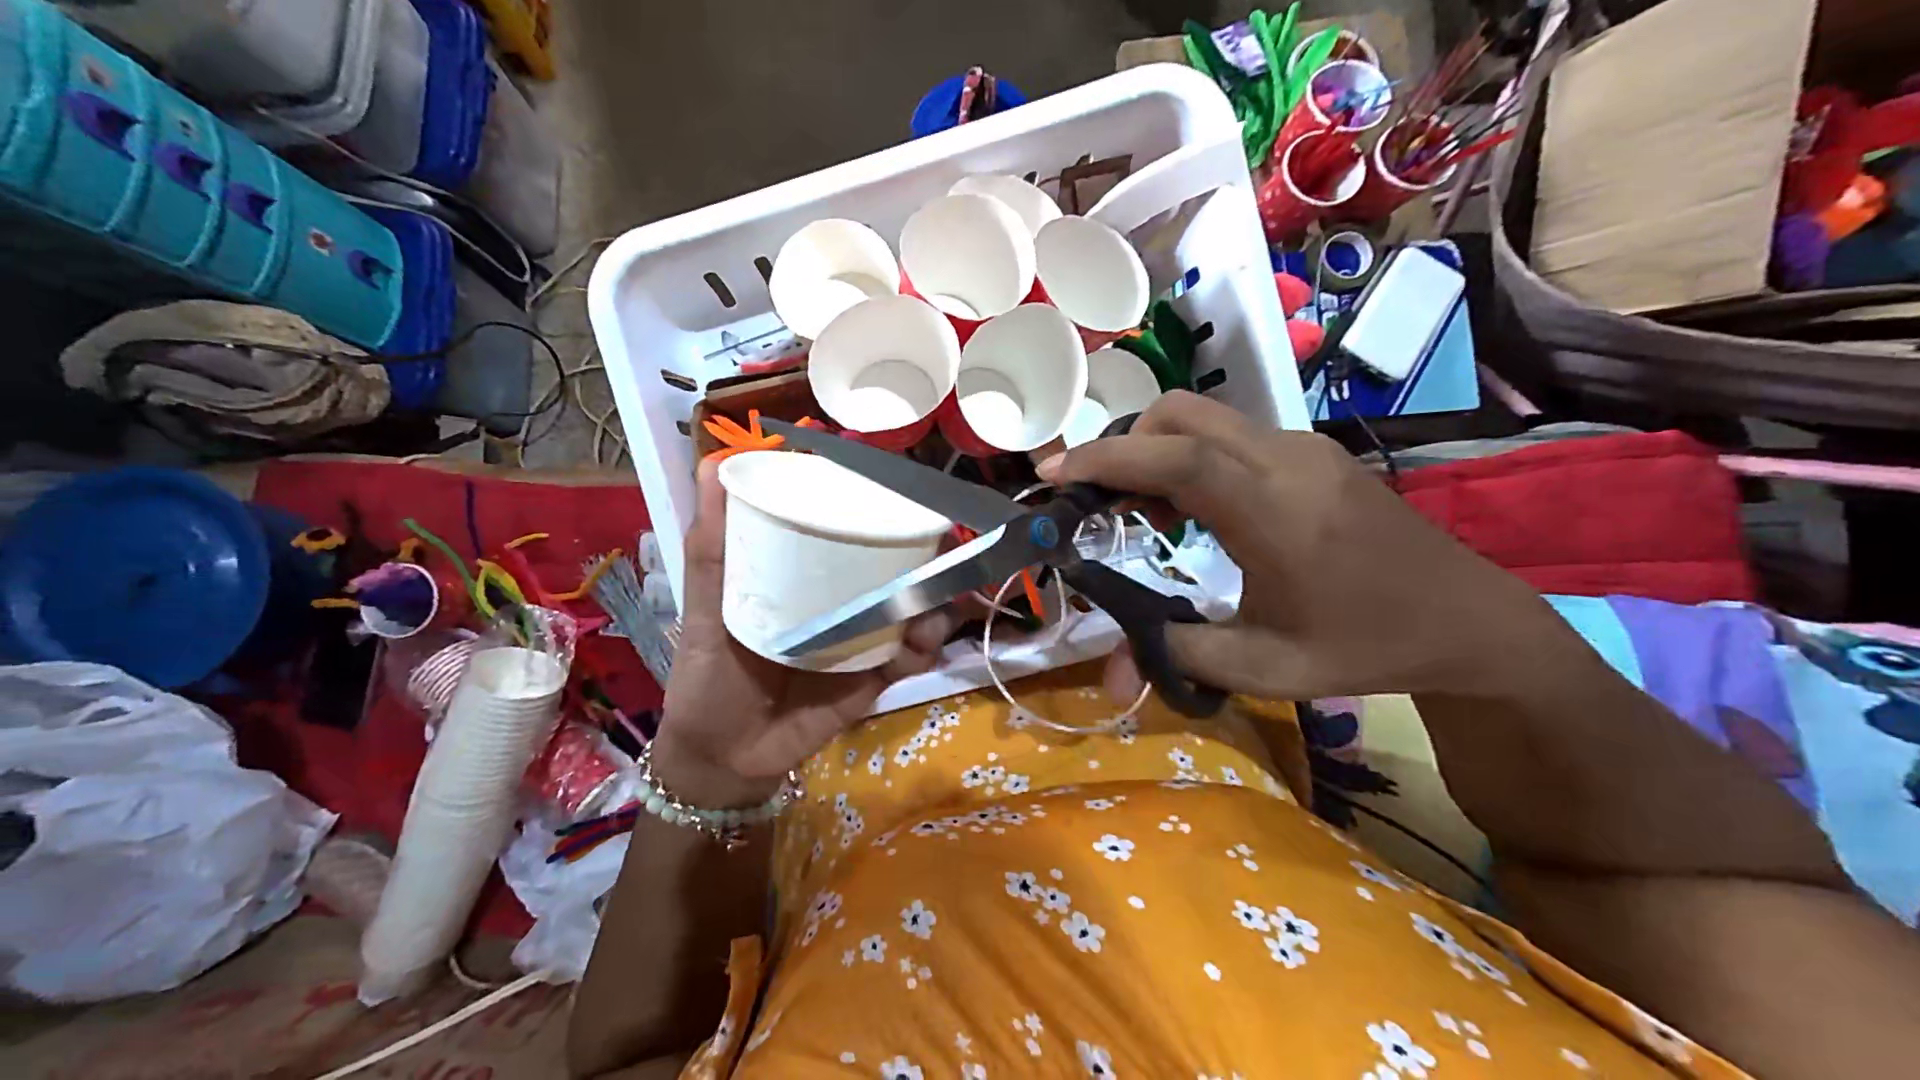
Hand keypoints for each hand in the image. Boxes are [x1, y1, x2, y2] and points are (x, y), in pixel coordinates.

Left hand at [651, 459, 952, 807]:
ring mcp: (864, 635)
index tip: (909, 492)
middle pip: (901, 565)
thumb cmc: (710, 669)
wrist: (724, 751)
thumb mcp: (708, 599)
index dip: (889, 509)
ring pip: (918, 608)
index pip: (856, 529)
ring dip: (938, 601)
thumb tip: (713, 458)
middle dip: (933, 552)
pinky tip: (918, 642)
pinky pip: (912, 654)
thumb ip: (713, 539)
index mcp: (809, 571)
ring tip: (935, 604)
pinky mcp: (877, 675)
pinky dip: (923, 645)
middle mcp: (844, 597)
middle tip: (947, 543)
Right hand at [1038, 392, 1561, 701]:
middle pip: (1182, 414)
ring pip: (1204, 418)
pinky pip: (1229, 435)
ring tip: (1136, 510)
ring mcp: (1303, 448)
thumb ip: (1180, 657)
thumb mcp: (1267, 670)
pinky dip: (1187, 458)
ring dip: (1154, 450)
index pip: (1177, 458)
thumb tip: (1109, 674)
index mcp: (1276, 512)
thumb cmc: (1366, 647)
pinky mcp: (1310, 452)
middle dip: (1123, 444)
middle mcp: (1287, 460)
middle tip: (1093, 496)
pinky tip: (1189, 511)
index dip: (1107, 459)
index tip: (1053, 475)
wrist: (1468, 619)